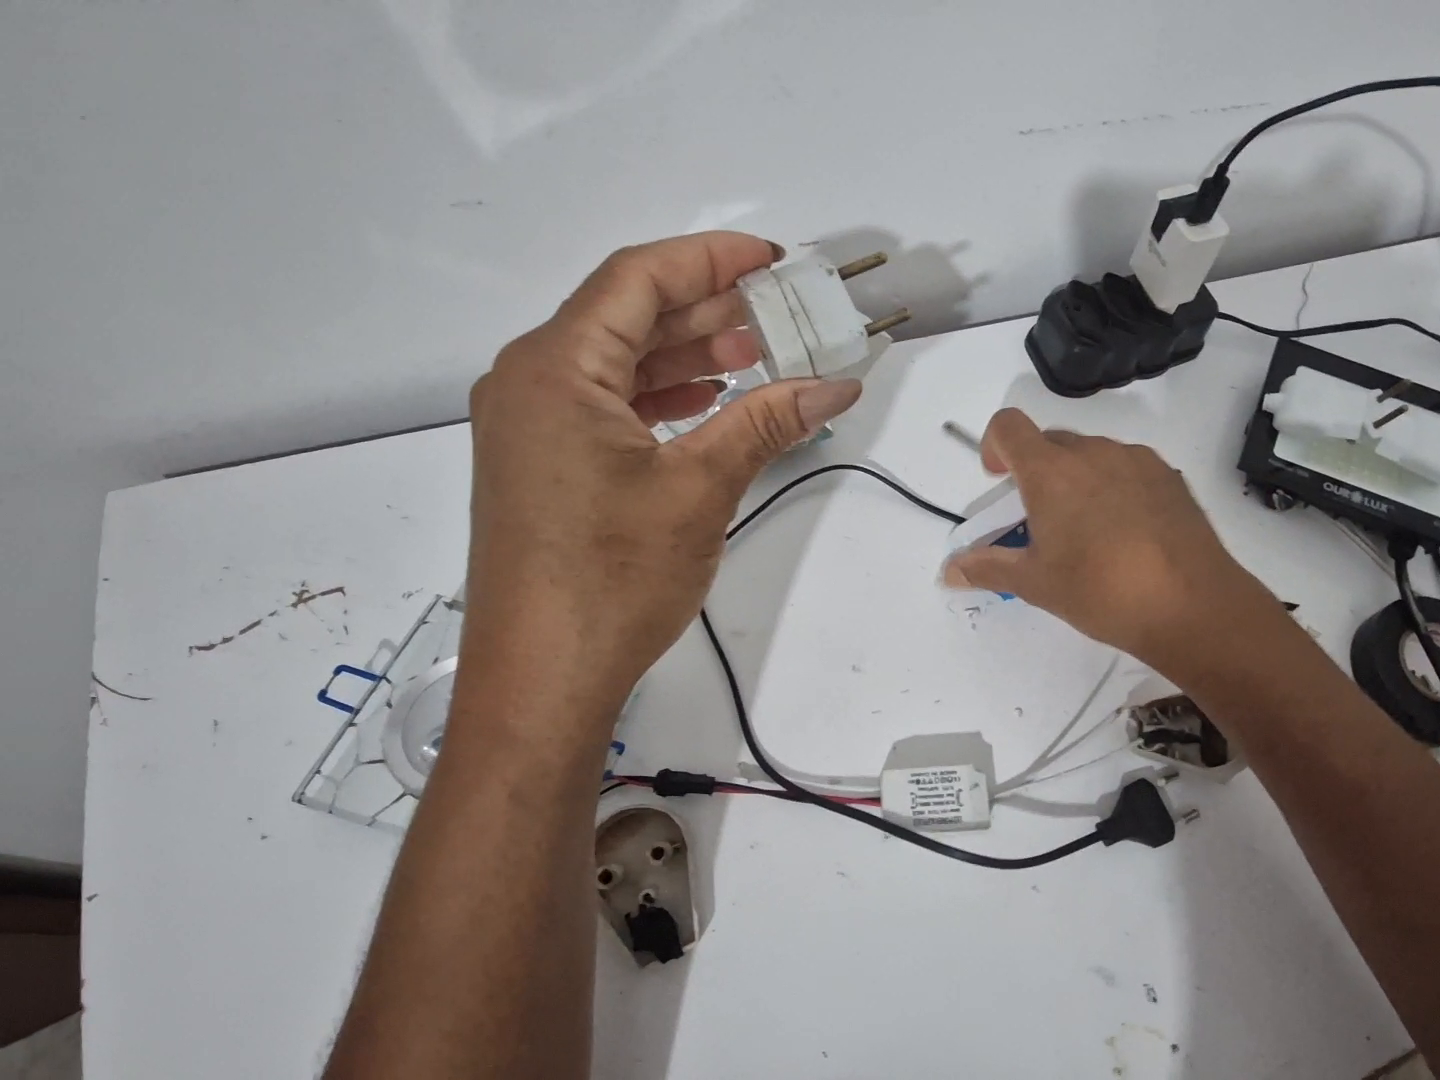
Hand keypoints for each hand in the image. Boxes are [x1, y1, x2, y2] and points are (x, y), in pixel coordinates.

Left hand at [462, 233, 862, 728]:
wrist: (542, 679)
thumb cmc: (613, 578)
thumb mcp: (700, 489)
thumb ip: (766, 422)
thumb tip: (837, 385)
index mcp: (556, 369)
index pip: (637, 279)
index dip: (710, 259)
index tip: (773, 261)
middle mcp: (530, 382)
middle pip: (625, 315)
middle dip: (706, 309)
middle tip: (779, 311)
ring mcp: (530, 426)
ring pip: (617, 362)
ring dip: (687, 354)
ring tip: (756, 355)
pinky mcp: (542, 464)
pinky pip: (605, 404)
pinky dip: (660, 396)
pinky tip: (707, 405)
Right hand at [940, 409, 1284, 672]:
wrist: (1191, 605)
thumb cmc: (1100, 591)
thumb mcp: (1036, 584)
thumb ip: (989, 568)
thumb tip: (949, 570)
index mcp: (1051, 471)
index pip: (1008, 426)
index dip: (994, 445)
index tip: (998, 480)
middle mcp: (1092, 452)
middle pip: (1050, 441)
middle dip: (1036, 471)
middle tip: (1040, 521)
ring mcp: (1136, 460)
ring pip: (1092, 455)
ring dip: (1077, 479)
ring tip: (1087, 532)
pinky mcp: (1170, 477)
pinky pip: (1128, 469)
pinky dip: (1114, 487)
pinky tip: (1126, 533)